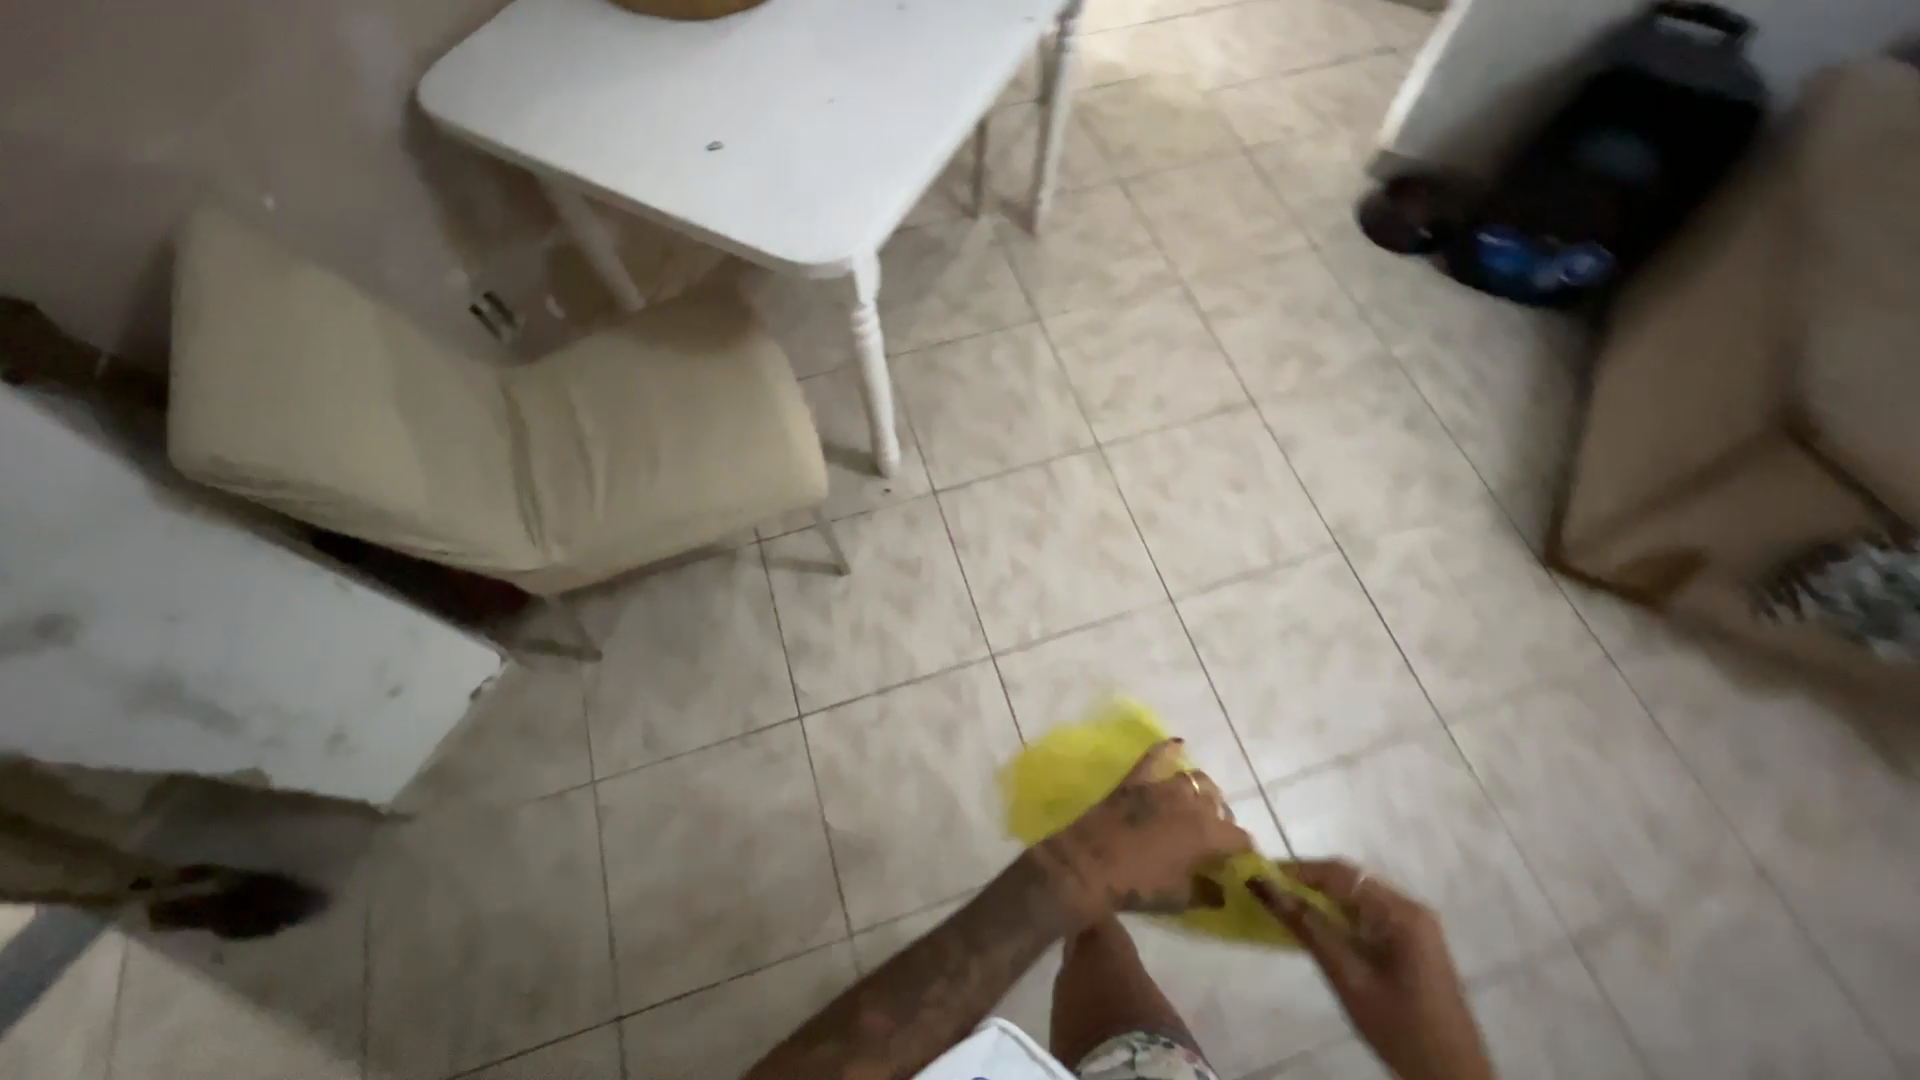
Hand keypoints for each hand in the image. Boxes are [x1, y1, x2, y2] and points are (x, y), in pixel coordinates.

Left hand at [1035, 740, 1252, 924]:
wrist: (1089, 867)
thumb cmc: (1138, 886)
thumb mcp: (1179, 898)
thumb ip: (1207, 892)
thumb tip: (1221, 891)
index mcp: (1207, 834)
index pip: (1239, 838)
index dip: (1241, 849)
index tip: (1237, 858)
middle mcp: (1191, 804)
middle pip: (1218, 804)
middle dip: (1221, 818)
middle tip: (1212, 835)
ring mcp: (1162, 787)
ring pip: (1195, 779)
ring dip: (1202, 791)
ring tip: (1197, 804)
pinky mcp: (1136, 780)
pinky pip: (1156, 756)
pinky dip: (1168, 749)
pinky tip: (1177, 745)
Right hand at [1249, 860, 1493, 1079]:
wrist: (1451, 1077)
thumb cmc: (1398, 1027)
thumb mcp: (1347, 977)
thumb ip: (1307, 927)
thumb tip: (1264, 887)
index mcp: (1400, 912)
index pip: (1339, 873)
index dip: (1295, 869)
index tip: (1257, 876)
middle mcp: (1410, 908)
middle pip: (1348, 881)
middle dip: (1305, 884)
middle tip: (1265, 894)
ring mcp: (1414, 925)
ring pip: (1355, 897)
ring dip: (1319, 900)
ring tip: (1282, 910)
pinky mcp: (1412, 942)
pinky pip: (1366, 915)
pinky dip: (1337, 917)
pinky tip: (1315, 931)